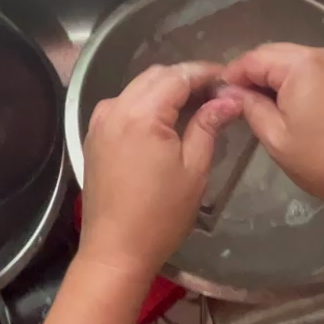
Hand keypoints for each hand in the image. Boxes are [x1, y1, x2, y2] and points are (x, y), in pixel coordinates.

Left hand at [79, 62, 239, 281]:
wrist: (115, 251)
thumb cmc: (160, 215)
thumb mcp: (194, 169)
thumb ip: (209, 125)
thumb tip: (229, 98)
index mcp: (141, 114)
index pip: (178, 76)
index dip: (205, 73)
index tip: (228, 77)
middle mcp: (116, 108)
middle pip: (156, 76)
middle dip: (186, 78)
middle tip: (215, 91)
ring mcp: (100, 121)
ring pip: (138, 87)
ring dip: (166, 88)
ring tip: (195, 103)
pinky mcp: (95, 135)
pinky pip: (124, 104)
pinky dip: (146, 102)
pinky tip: (165, 118)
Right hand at [221, 44, 323, 211]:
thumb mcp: (277, 138)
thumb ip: (250, 107)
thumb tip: (231, 92)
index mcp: (300, 65)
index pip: (253, 59)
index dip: (231, 75)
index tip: (217, 95)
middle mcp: (319, 55)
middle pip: (272, 54)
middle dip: (251, 74)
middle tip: (234, 101)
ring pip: (291, 61)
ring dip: (271, 78)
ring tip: (257, 105)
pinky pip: (309, 70)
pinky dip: (292, 82)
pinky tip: (286, 106)